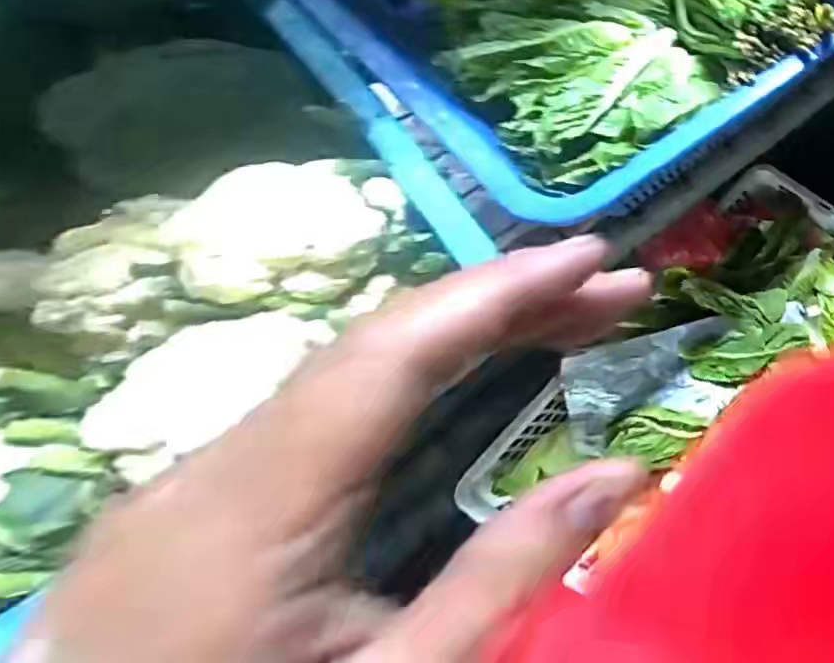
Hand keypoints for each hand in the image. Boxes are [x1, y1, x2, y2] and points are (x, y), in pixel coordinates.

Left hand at [21, 237, 653, 662]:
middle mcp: (216, 468)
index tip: (588, 256)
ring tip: (575, 314)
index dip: (499, 288)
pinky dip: (434, 366)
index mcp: (245, 514)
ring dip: (478, 326)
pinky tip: (485, 363)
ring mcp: (208, 479)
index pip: (393, 352)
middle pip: (387, 340)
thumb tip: (626, 472)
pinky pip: (346, 400)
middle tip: (611, 287)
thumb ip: (505, 578)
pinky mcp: (219, 498)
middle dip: (510, 299)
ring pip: (366, 362)